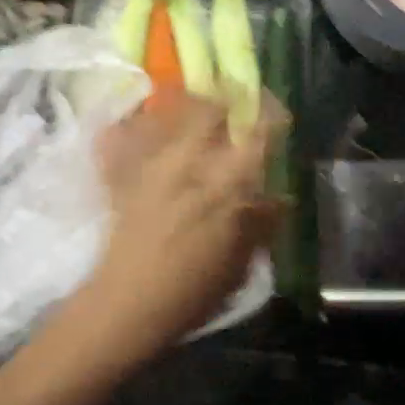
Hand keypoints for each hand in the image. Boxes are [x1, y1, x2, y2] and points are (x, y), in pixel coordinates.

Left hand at [84, 94, 282, 361]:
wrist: (128, 306)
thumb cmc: (193, 292)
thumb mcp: (241, 262)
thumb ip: (261, 223)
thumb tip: (280, 198)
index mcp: (229, 184)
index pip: (260, 130)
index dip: (270, 113)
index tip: (274, 112)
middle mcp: (192, 162)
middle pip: (211, 106)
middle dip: (225, 99)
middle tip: (232, 105)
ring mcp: (154, 163)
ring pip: (171, 112)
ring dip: (187, 106)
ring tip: (195, 110)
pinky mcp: (124, 172)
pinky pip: (130, 132)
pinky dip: (140, 124)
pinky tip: (146, 127)